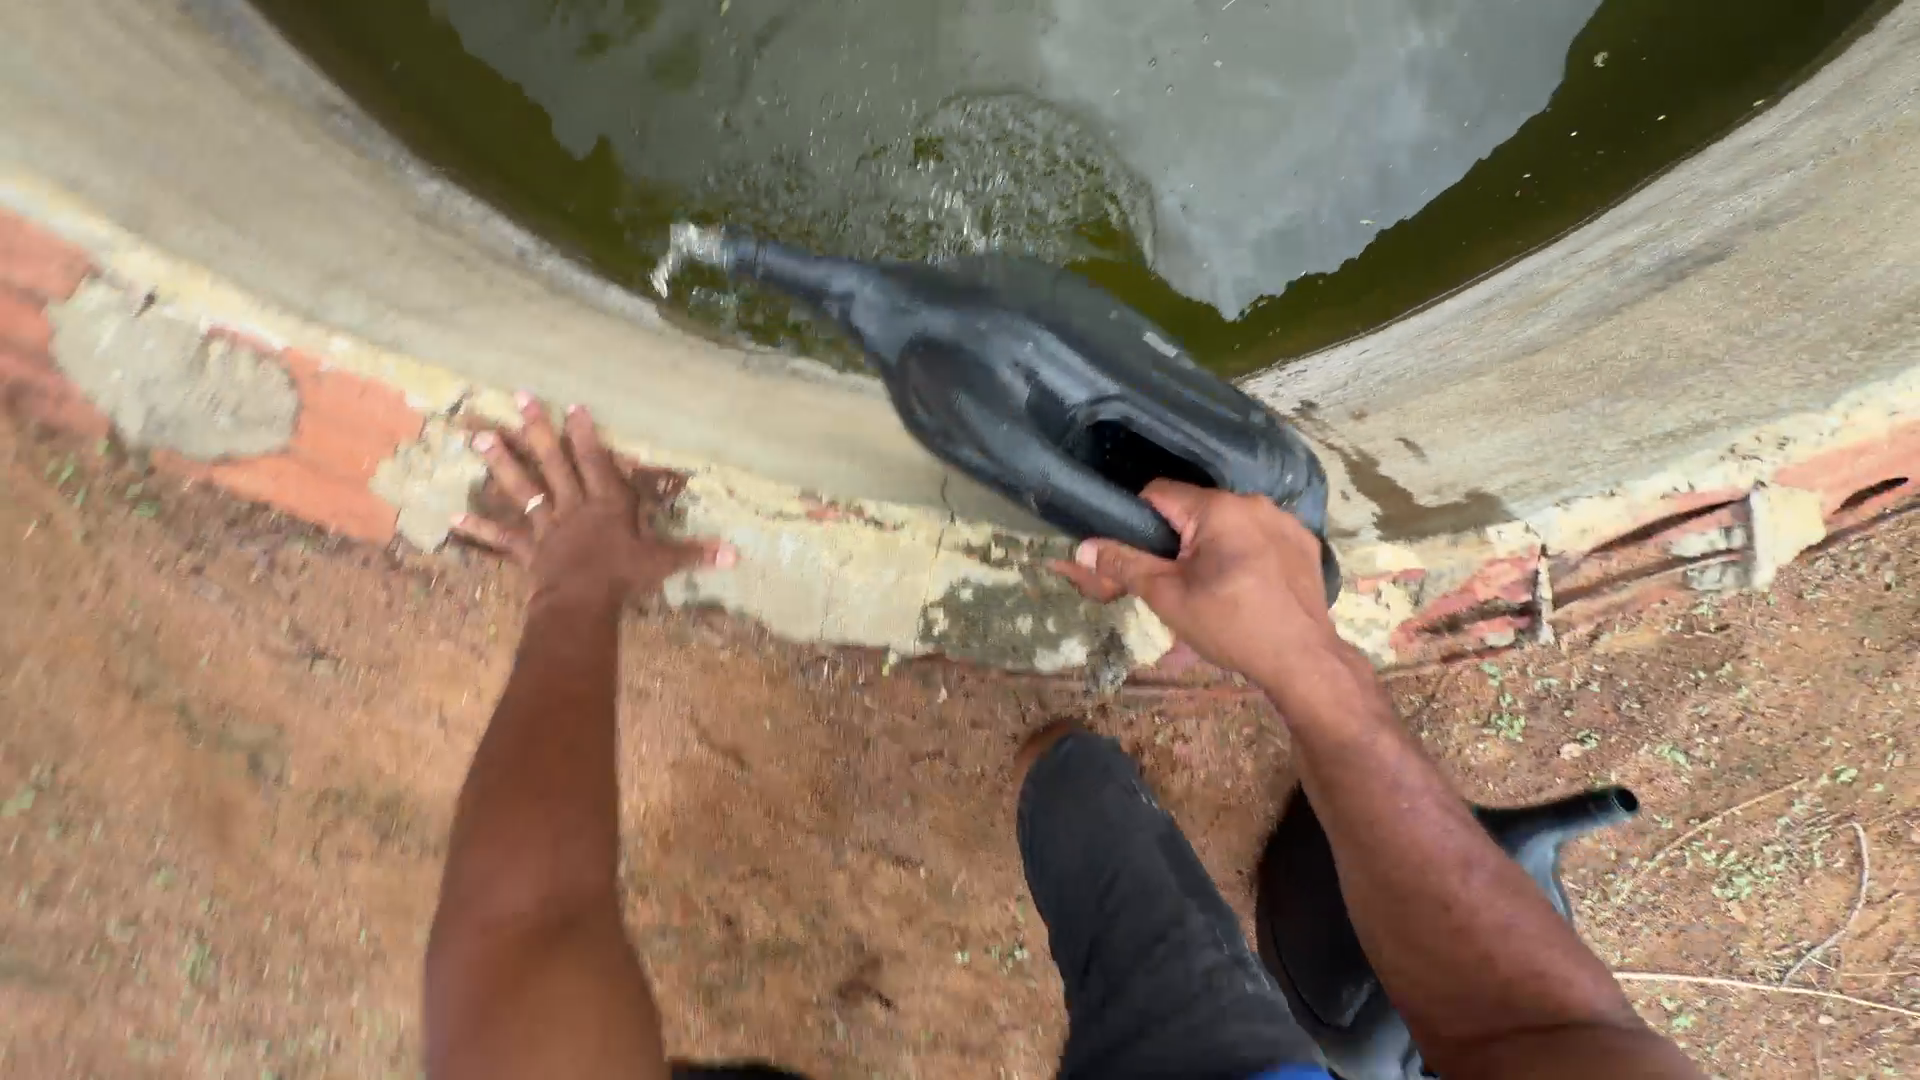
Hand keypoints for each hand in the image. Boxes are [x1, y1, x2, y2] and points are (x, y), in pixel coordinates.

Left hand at [454, 395, 735, 608]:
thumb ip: (697, 553)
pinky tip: (453, 516)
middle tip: (522, 396)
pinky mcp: (529, 550)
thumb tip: (737, 554)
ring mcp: (547, 526)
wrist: (582, 603)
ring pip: (523, 488)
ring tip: (478, 434)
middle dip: (538, 428)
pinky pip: (503, 537)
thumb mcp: (665, 562)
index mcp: (607, 504)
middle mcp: (574, 507)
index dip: (586, 433)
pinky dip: (480, 528)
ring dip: (502, 461)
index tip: (574, 406)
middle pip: (554, 462)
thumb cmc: (624, 578)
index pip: (596, 461)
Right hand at [1052, 481, 1340, 683]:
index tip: (1139, 555)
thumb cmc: (1229, 625)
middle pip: (1195, 509)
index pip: (1158, 493)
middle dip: (1177, 538)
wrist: (1303, 660)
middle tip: (1174, 580)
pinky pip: (1260, 536)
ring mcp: (1285, 521)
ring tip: (1213, 587)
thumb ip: (1123, 564)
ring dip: (1212, 544)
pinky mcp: (1305, 543)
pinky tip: (1248, 587)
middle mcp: (1253, 502)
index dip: (1138, 520)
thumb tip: (1082, 547)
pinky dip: (1246, 553)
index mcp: (1217, 508)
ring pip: (1228, 523)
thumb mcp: (1167, 596)